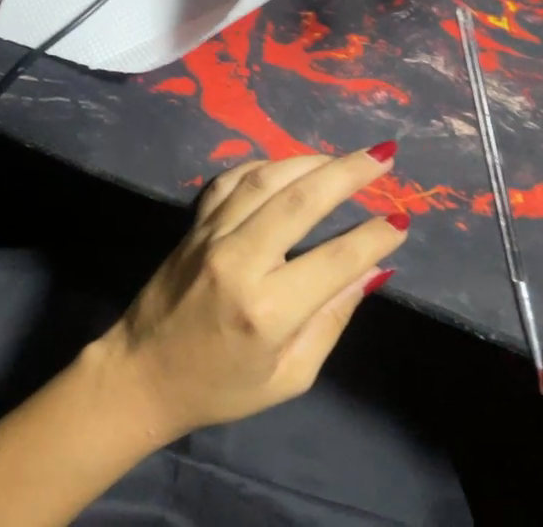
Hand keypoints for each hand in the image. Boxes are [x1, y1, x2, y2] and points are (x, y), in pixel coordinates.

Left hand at [91, 144, 408, 436]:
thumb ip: (332, 319)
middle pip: (300, 201)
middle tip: (383, 156)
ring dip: (307, 162)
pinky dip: (260, 166)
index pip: (336, 259)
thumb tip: (373, 271)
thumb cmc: (222, 387)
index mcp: (268, 309)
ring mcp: (209, 236)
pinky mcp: (191, 226)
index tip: (400, 220)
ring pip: (263, 180)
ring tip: (342, 159)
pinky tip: (285, 165)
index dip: (374, 237)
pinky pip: (227, 182)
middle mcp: (238, 260)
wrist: (142, 372)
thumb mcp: (290, 375)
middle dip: (346, 173)